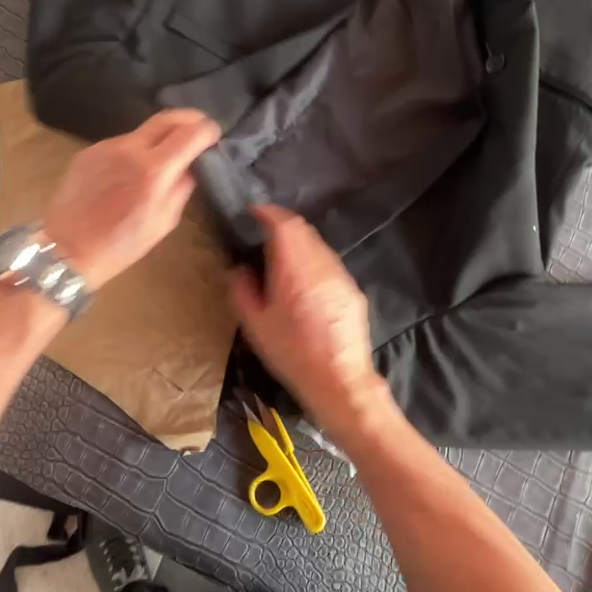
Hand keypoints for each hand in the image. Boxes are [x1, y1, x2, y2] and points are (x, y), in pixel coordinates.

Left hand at [42, 109, 221, 289]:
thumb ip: (181, 188)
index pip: (191, 132)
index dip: (208, 130)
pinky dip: (135, 150)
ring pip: (143, 130)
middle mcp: (130, 149)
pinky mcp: (89, 151)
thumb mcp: (163, 222)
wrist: (66, 249)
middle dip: (189, 119)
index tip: (214, 136)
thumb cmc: (120, 245)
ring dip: (160, 137)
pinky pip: (121, 143)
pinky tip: (132, 171)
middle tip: (199, 129)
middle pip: (167, 117)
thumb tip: (192, 166)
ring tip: (165, 156)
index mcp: (153, 170)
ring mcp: (106, 146)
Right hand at [230, 205, 389, 429]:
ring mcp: (340, 275)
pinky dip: (313, 258)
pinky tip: (303, 277)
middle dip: (282, 223)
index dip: (268, 211)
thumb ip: (242, 290)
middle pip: (303, 228)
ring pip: (318, 244)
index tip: (254, 210)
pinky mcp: (352, 288)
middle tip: (264, 228)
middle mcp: (320, 264)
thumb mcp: (256, 326)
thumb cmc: (292, 353)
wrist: (339, 380)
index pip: (284, 223)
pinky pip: (329, 262)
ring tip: (281, 252)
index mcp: (293, 269)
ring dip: (299, 240)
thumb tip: (240, 269)